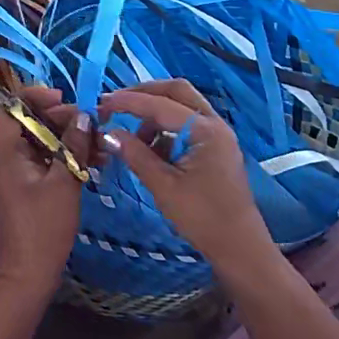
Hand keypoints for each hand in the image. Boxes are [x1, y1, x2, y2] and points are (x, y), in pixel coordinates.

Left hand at [0, 86, 94, 294]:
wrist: (30, 272)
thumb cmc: (44, 227)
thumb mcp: (64, 182)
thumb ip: (73, 146)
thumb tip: (84, 116)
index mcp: (7, 152)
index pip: (7, 108)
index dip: (32, 96)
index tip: (62, 98)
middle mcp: (8, 158)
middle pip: (28, 122)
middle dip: (60, 117)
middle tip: (89, 123)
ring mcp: (19, 173)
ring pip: (42, 141)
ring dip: (69, 137)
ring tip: (99, 142)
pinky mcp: (31, 188)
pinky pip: (47, 160)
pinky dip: (67, 156)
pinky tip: (95, 160)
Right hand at [98, 80, 280, 283]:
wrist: (238, 246)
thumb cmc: (201, 217)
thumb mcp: (163, 185)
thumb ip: (135, 154)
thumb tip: (109, 133)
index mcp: (205, 130)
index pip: (160, 104)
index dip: (127, 101)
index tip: (100, 103)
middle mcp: (215, 124)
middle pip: (176, 92)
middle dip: (144, 94)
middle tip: (115, 105)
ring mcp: (218, 135)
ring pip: (182, 107)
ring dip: (154, 115)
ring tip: (132, 140)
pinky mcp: (215, 148)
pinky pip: (187, 126)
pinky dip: (165, 130)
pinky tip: (151, 152)